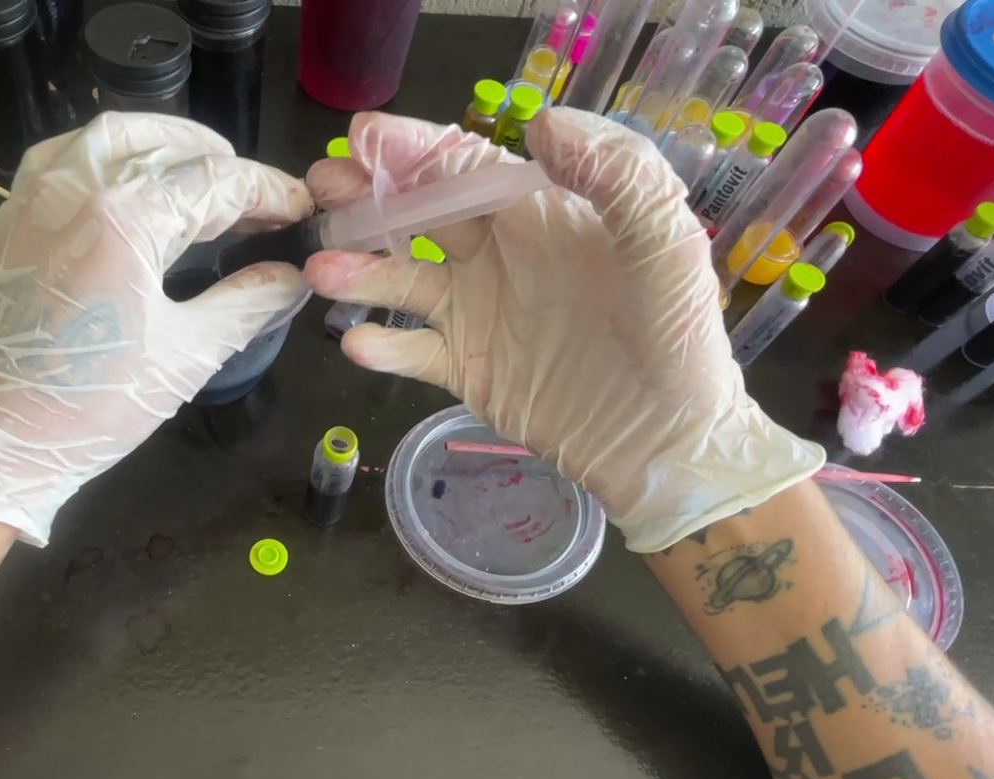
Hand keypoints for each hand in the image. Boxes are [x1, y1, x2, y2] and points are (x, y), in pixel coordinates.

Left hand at [0, 113, 313, 544]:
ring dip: (167, 144)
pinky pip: (67, 155)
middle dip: (225, 167)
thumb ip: (247, 304)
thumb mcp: (186, 357)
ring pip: (112, 137)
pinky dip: (112, 155)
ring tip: (206, 171)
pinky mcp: (14, 216)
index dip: (267, 192)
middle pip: (168, 150)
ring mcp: (36, 195)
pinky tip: (134, 180)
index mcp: (124, 219)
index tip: (302, 208)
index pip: (215, 184)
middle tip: (261, 199)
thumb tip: (292, 276)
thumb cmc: (96, 406)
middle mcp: (76, 186)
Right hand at [302, 109, 821, 552]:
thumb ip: (618, 175)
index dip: (415, 150)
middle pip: (420, 217)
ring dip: (361, 274)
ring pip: (404, 284)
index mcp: (541, 217)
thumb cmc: (674, 341)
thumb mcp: (666, 247)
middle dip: (369, 197)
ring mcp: (476, 317)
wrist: (663, 440)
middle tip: (320, 185)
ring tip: (319, 270)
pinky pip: (414, 353)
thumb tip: (540, 123)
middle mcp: (498, 259)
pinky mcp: (465, 371)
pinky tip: (355, 344)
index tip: (363, 138)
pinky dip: (383, 349)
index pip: (466, 169)